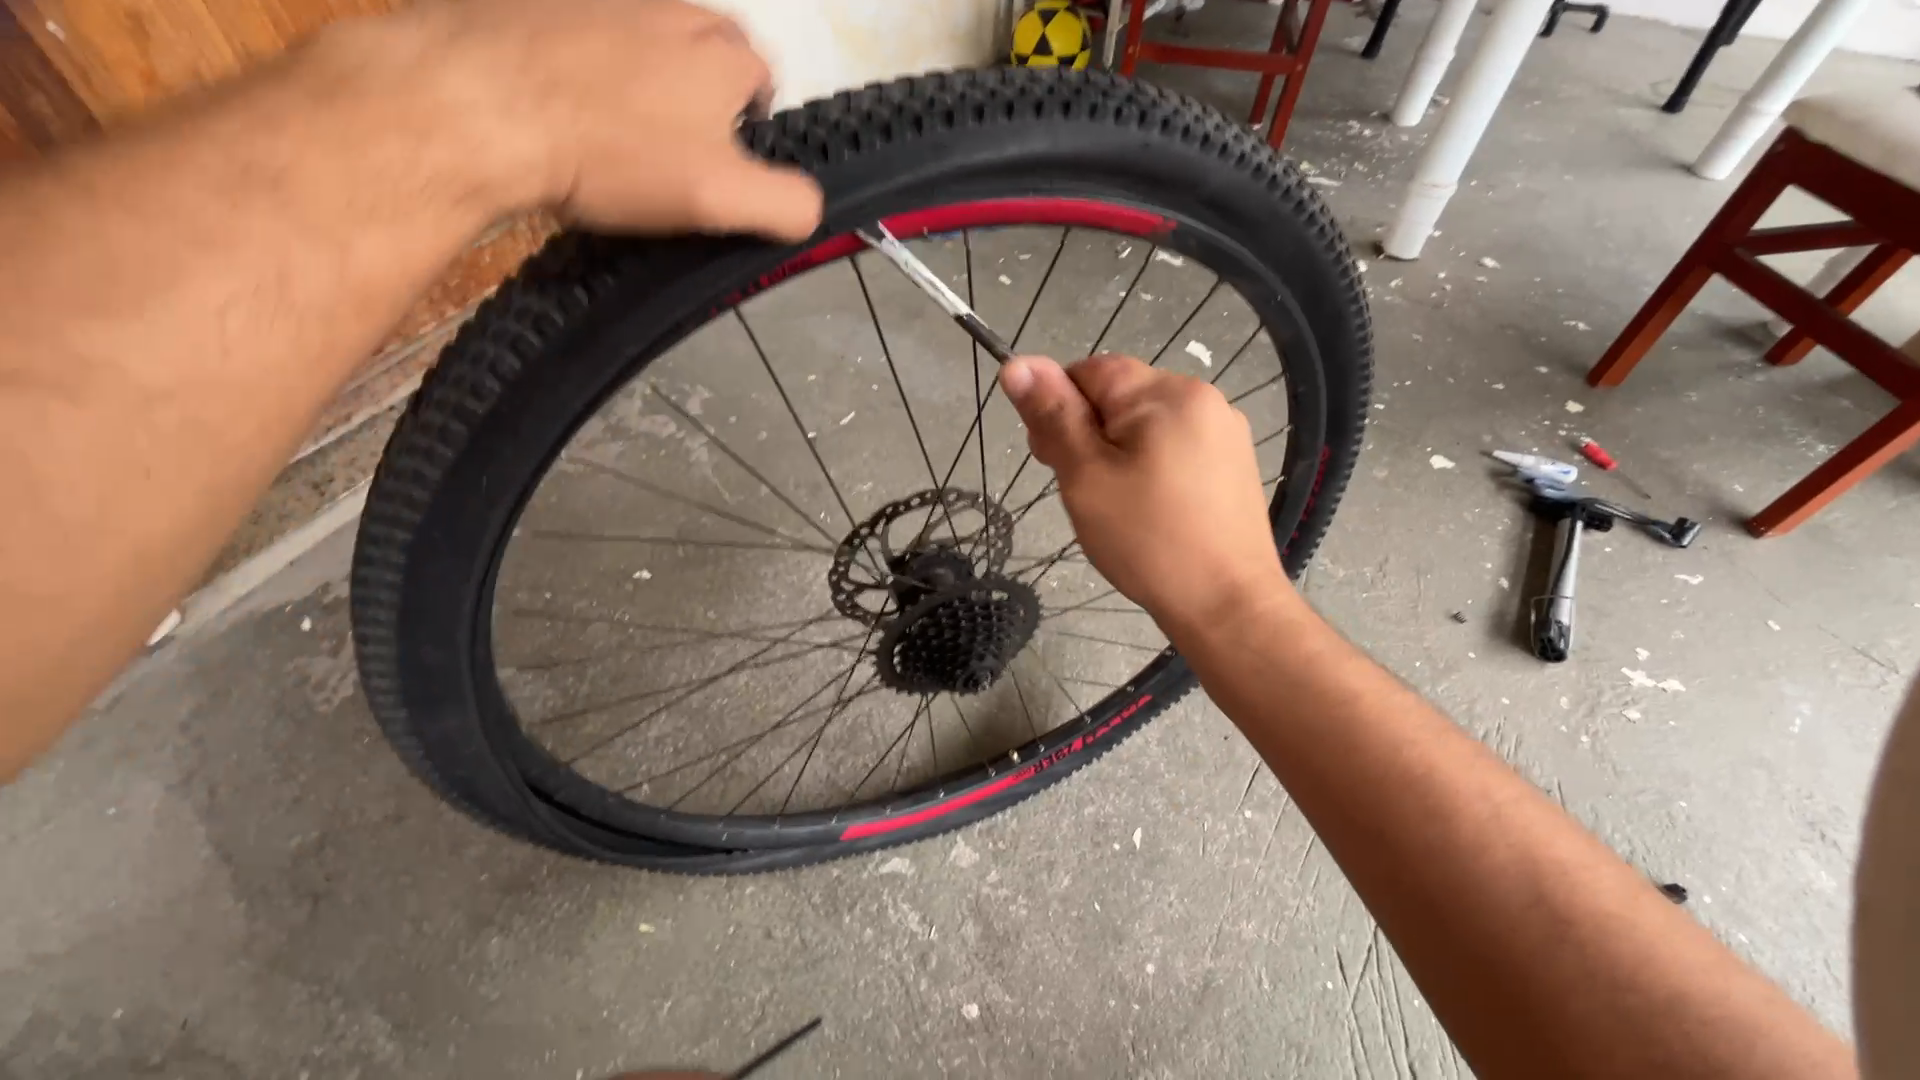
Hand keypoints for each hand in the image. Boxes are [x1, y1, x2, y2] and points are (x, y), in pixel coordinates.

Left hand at [358, 0, 822, 239]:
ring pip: (646, 43)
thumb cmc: (616, 157)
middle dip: (701, 97)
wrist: (480, 106)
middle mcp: (672, 7)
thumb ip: (786, 205)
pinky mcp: (542, 1)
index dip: (750, 128)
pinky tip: (563, 108)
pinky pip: (584, 35)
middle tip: (667, 152)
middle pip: (707, 53)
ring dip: (643, 81)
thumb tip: (816, 208)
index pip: (764, 82)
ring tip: (611, 134)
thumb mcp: (720, 200)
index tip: (717, 167)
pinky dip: (586, 67)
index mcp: (722, 52)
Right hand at [999, 355, 1294, 632]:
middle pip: (1120, 396)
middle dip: (1089, 434)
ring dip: (1118, 453)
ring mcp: (1224, 432)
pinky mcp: (1234, 464)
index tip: (1051, 459)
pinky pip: (1174, 448)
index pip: (1089, 370)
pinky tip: (1150, 510)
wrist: (1227, 604)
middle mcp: (1202, 398)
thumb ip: (1053, 416)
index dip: (1058, 408)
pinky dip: (1151, 468)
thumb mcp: (1086, 477)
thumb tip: (1016, 363)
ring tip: (1116, 507)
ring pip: (1146, 425)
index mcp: (1166, 393)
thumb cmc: (1148, 541)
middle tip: (1083, 491)